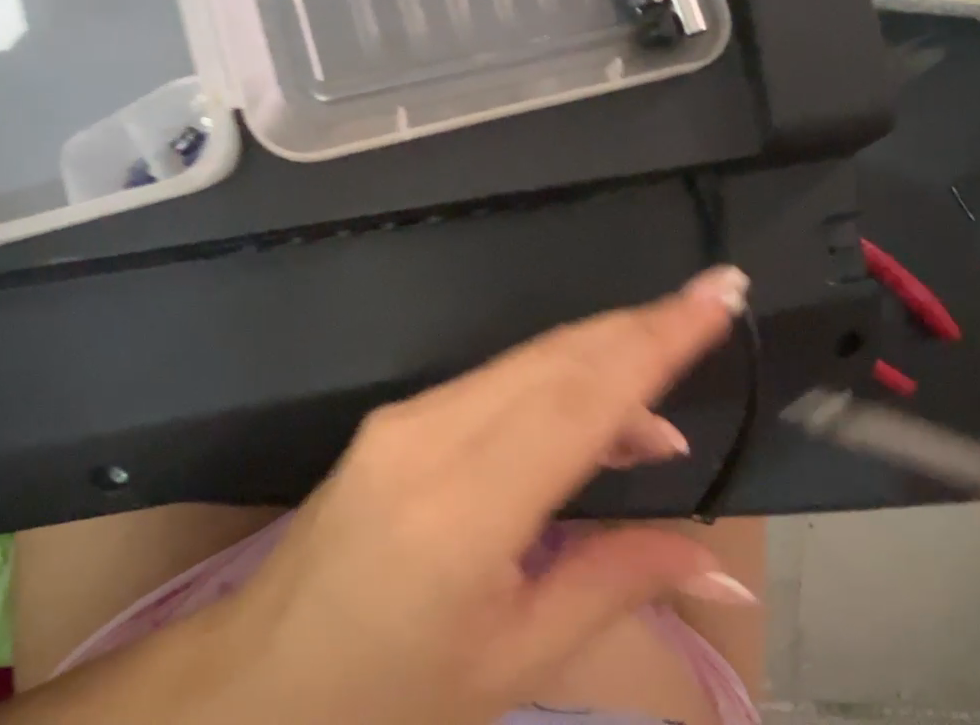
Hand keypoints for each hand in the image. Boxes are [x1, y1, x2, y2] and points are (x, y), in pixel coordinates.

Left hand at [192, 265, 755, 724]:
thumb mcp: (514, 659)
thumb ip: (618, 585)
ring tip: (665, 417)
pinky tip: (596, 426)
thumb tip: (723, 566)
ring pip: (526, 362)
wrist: (256, 682)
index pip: (581, 398)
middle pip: (556, 357)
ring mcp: (403, 420)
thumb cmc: (387, 694)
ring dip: (603, 361)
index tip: (719, 294)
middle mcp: (429, 437)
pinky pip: (495, 384)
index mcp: (464, 508)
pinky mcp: (394, 421)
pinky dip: (558, 384)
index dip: (656, 340)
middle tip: (714, 306)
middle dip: (641, 326)